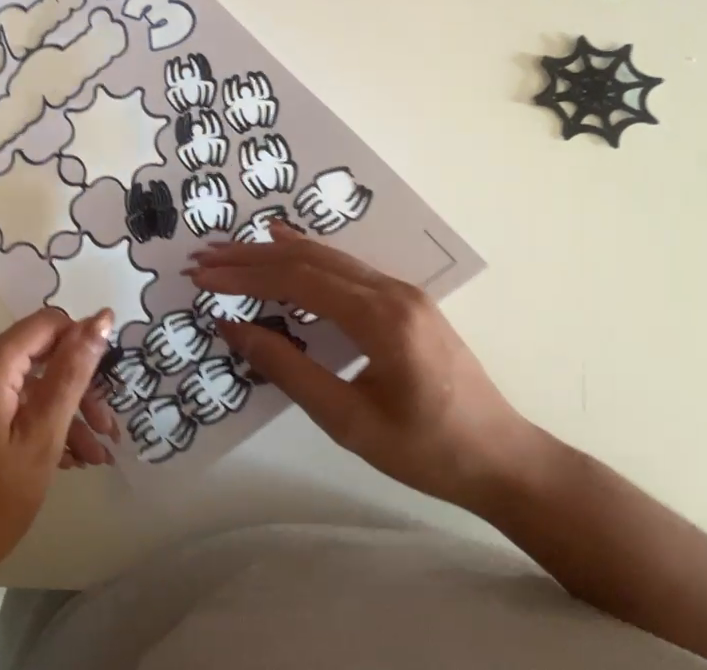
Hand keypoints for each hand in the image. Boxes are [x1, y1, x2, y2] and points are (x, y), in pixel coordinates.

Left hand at [0, 307, 115, 594]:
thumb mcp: (42, 437)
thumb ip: (71, 374)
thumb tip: (101, 319)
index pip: (47, 324)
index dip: (84, 344)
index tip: (113, 385)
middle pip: (35, 355)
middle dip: (77, 389)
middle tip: (108, 434)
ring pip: (21, 383)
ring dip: (60, 413)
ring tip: (93, 458)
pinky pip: (2, 402)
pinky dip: (32, 422)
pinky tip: (63, 459)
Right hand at [188, 224, 547, 511]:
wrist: (506, 460)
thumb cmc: (426, 450)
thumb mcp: (346, 420)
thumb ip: (287, 368)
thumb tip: (232, 327)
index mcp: (380, 319)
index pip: (296, 281)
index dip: (243, 277)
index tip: (201, 278)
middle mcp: (392, 293)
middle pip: (308, 260)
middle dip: (250, 258)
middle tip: (202, 258)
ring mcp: (404, 294)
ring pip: (327, 258)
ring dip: (273, 254)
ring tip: (228, 251)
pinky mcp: (407, 304)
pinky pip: (345, 268)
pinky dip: (305, 257)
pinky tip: (284, 246)